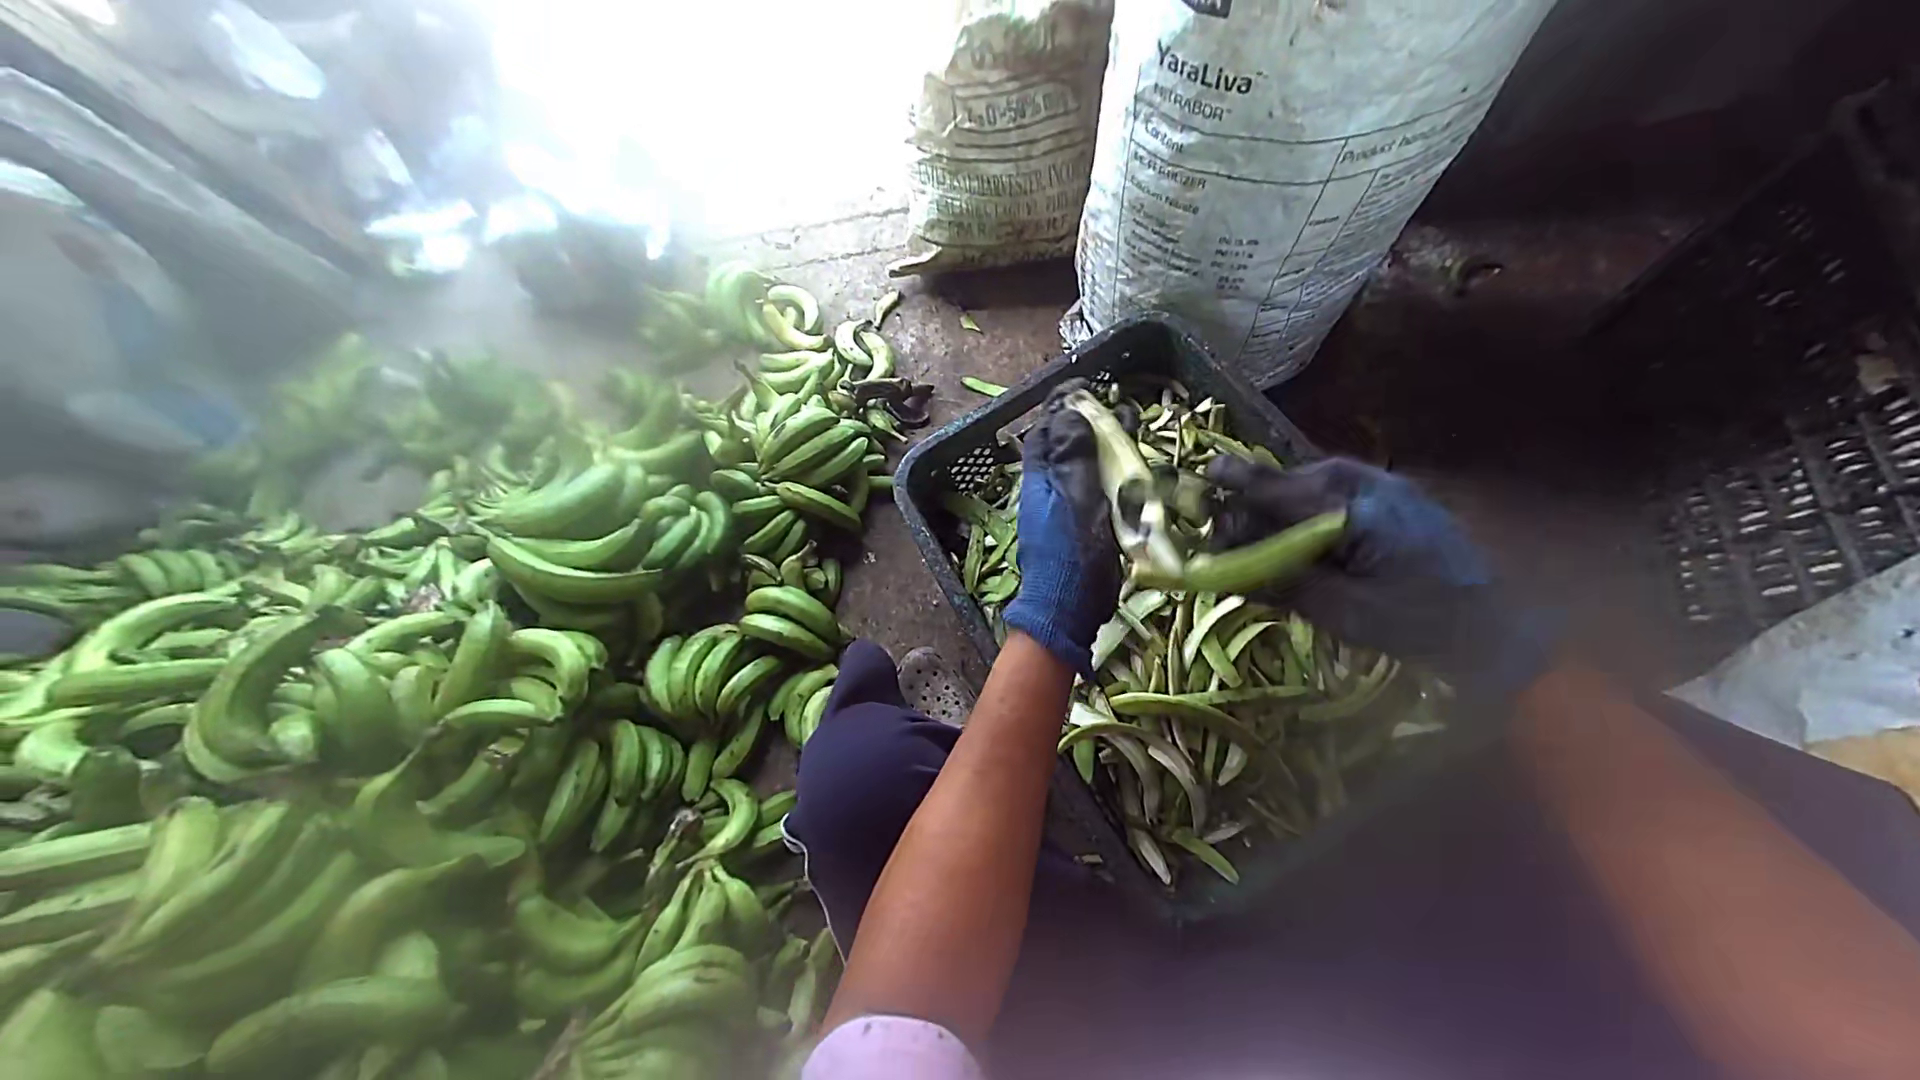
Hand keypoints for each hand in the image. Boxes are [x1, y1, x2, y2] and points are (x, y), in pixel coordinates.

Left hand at [1002, 380, 1120, 673]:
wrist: (1071, 603)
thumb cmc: (1070, 550)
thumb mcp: (1073, 496)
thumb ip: (1073, 454)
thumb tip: (1069, 412)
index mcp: (1041, 476)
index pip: (1047, 428)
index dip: (1064, 405)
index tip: (1086, 387)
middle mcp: (1052, 486)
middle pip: (1069, 443)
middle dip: (1091, 421)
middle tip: (1117, 407)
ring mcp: (1069, 504)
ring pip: (1087, 463)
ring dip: (1107, 444)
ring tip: (1131, 425)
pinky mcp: (1088, 522)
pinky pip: (1101, 487)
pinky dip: (1117, 472)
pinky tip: (1135, 466)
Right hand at [1207, 456, 1551, 703]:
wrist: (1498, 624)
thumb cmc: (1418, 622)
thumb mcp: (1342, 612)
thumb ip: (1280, 581)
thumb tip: (1222, 567)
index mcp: (1354, 510)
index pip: (1278, 490)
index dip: (1236, 486)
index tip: (1202, 476)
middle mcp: (1364, 482)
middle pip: (1286, 482)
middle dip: (1251, 508)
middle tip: (1227, 542)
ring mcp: (1380, 483)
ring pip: (1305, 485)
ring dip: (1276, 511)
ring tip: (1261, 546)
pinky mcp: (1388, 493)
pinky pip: (1327, 493)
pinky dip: (1302, 512)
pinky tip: (1301, 541)